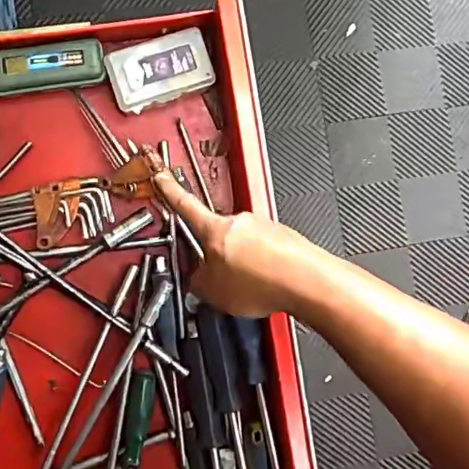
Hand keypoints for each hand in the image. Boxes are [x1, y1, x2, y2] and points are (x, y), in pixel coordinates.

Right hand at [154, 169, 326, 317]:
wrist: (306, 282)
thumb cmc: (265, 281)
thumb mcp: (212, 290)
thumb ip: (197, 280)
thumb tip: (196, 280)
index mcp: (215, 229)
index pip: (185, 205)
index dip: (170, 190)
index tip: (162, 177)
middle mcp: (240, 221)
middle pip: (217, 235)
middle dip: (216, 257)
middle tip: (218, 281)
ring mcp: (263, 228)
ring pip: (242, 248)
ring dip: (241, 267)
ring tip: (249, 291)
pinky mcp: (283, 239)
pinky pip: (263, 256)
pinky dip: (261, 271)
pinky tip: (266, 289)